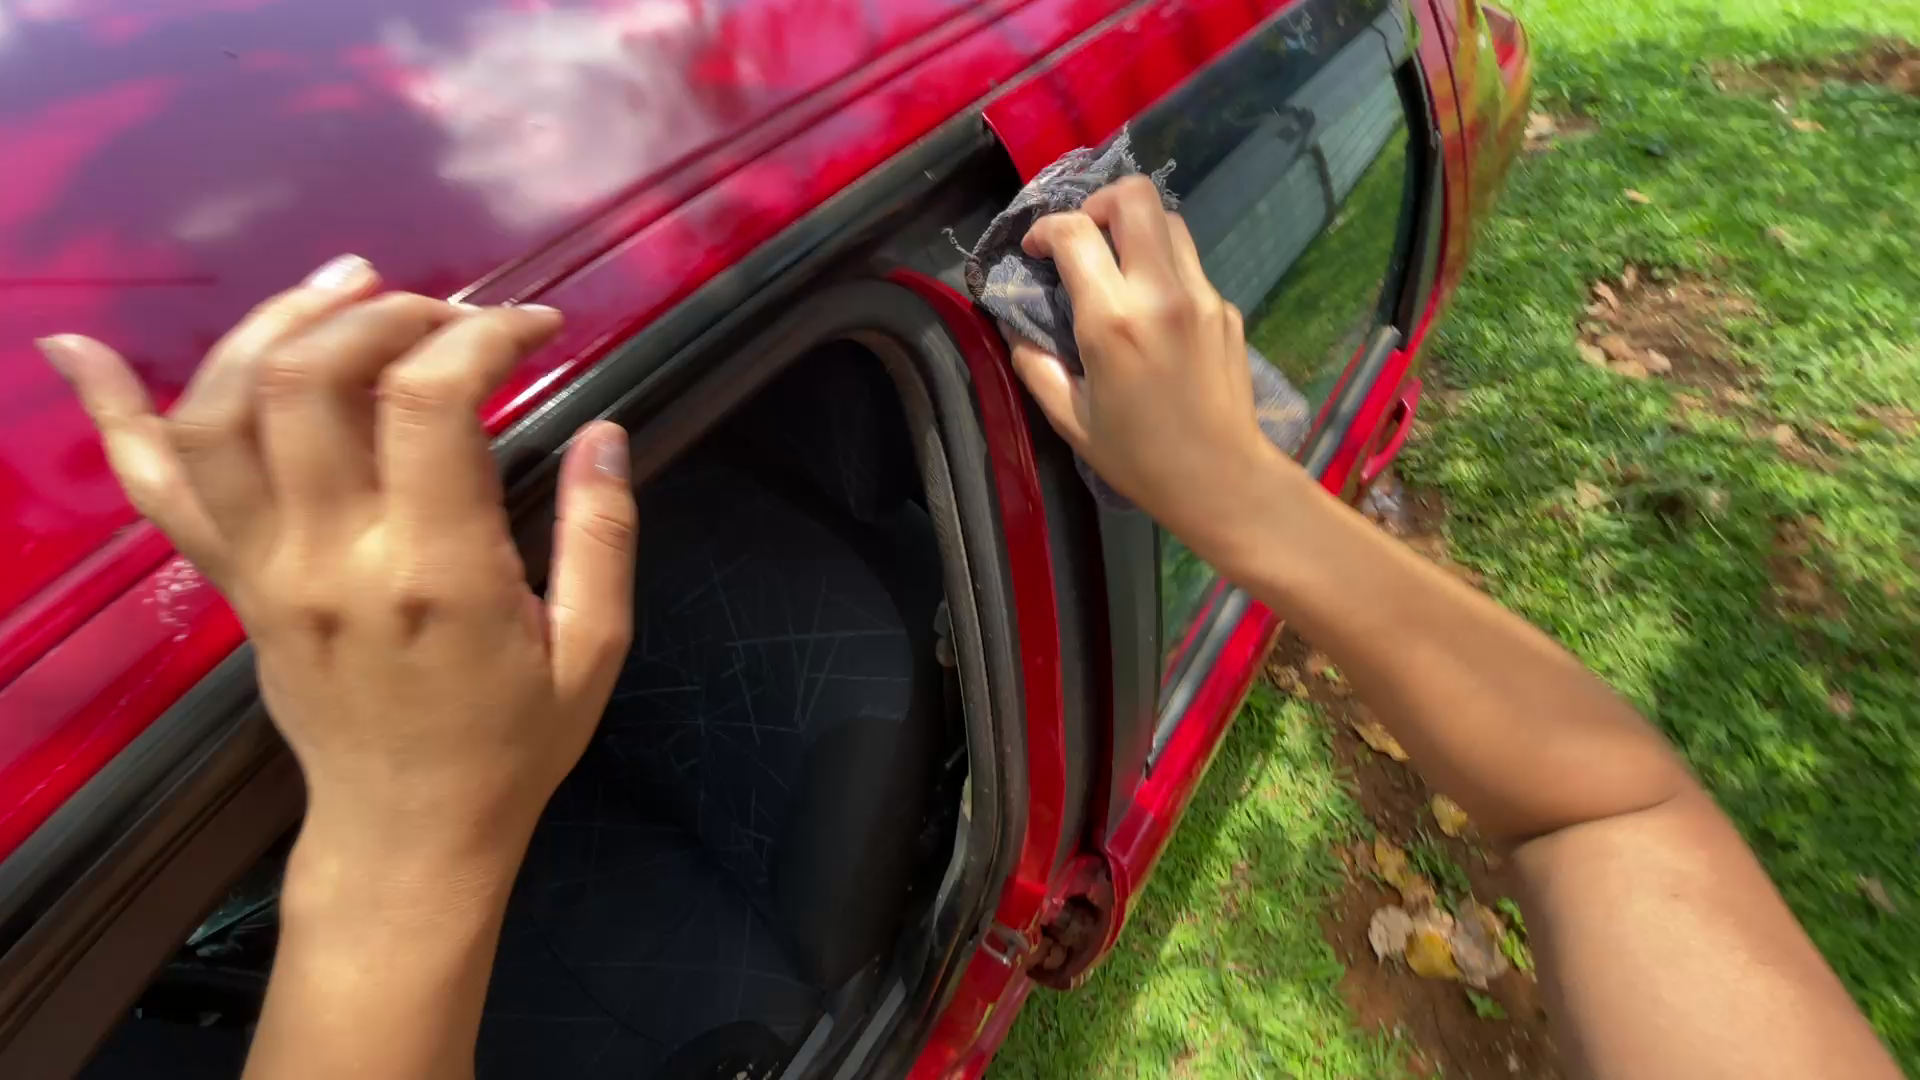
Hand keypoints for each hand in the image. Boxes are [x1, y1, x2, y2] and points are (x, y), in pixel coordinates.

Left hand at [38, 255, 637, 875]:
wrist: (413, 827)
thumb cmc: (520, 737)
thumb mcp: (596, 644)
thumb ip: (603, 535)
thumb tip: (604, 433)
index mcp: (438, 571)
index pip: (430, 404)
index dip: (483, 337)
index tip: (537, 325)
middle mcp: (332, 555)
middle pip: (313, 382)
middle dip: (387, 314)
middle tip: (454, 310)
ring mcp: (262, 568)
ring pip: (224, 411)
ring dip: (277, 326)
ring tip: (346, 285)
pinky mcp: (231, 585)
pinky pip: (155, 489)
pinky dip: (113, 412)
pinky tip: (83, 352)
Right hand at [1009, 176, 1285, 552]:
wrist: (1220, 478)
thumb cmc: (1138, 458)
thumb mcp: (1070, 420)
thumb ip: (1035, 366)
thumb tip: (1016, 329)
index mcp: (1113, 323)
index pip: (1076, 234)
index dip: (1046, 229)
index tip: (1035, 248)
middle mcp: (1162, 294)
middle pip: (1135, 198)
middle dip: (1098, 203)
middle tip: (1082, 237)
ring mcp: (1203, 296)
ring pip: (1169, 221)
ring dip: (1134, 228)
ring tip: (1115, 264)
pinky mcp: (1226, 307)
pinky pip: (1188, 263)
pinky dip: (1161, 266)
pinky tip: (1151, 308)